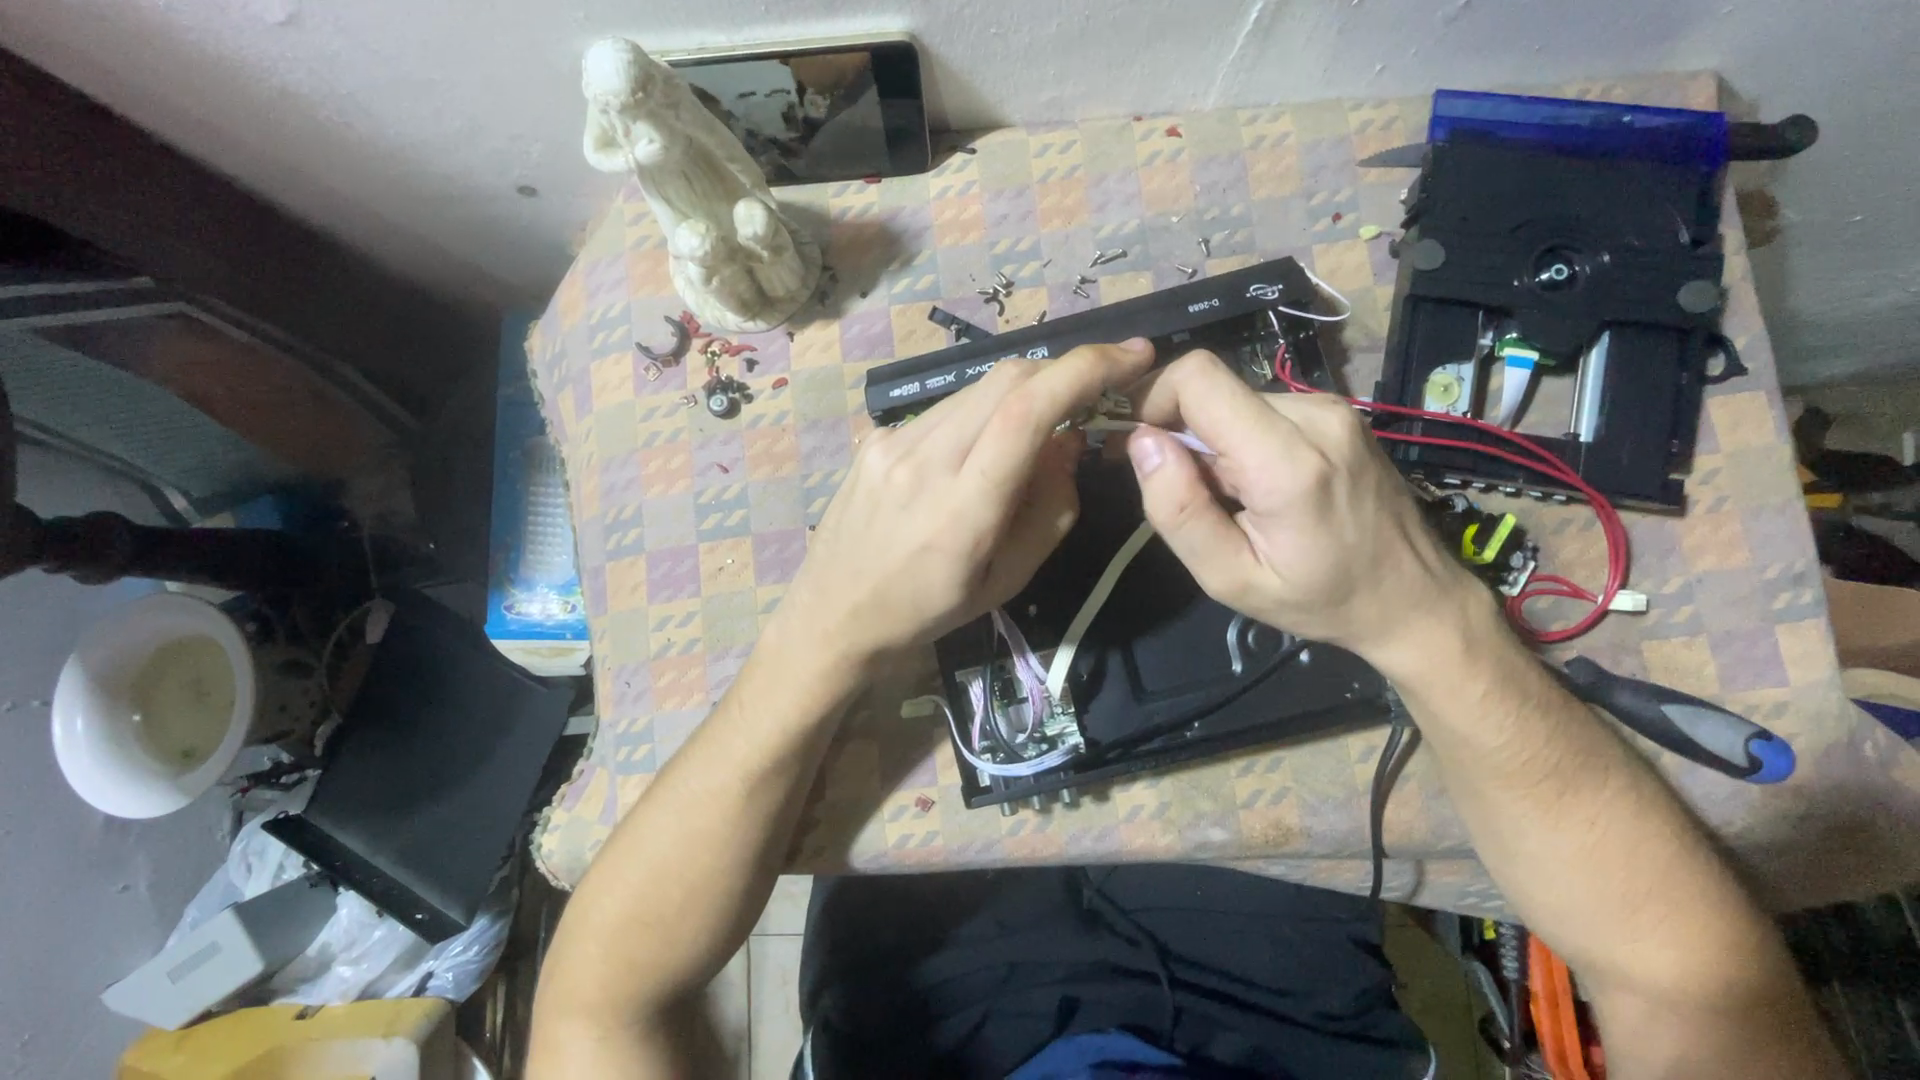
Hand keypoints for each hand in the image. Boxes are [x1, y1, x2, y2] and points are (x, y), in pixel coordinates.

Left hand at [776, 340, 1157, 665]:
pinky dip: (980, 415)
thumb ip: (1052, 507)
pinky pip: (945, 409)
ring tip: (1036, 430)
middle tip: (1094, 391)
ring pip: (976, 389)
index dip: (1086, 369)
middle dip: (1061, 372)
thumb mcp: (1009, 578)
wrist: (834, 616)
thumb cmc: (929, 611)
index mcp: (963, 509)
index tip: (1134, 354)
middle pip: (1006, 379)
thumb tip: (1070, 438)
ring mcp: (891, 443)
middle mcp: (923, 461)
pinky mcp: (874, 438)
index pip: (1028, 411)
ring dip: (1021, 395)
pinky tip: (977, 452)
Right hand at [1125, 350, 1481, 666]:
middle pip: (1213, 390)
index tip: (1140, 446)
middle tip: (1188, 492)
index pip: (1198, 378)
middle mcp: (1315, 415)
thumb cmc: (1319, 598)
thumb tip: (1141, 442)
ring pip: (1235, 400)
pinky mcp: (1338, 412)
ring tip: (1234, 499)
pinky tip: (1261, 487)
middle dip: (1182, 434)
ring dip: (1215, 442)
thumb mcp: (1229, 579)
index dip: (1153, 400)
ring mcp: (1332, 409)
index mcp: (1287, 460)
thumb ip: (1178, 511)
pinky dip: (1243, 441)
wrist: (1413, 596)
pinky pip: (1264, 409)